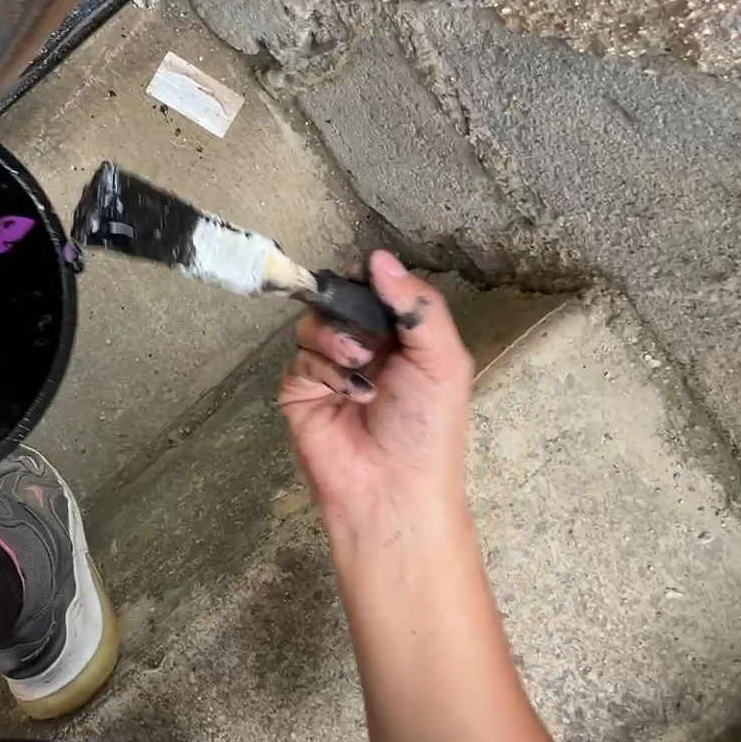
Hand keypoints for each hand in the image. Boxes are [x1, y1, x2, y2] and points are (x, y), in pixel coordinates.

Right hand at [277, 251, 475, 528]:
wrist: (392, 484)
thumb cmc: (427, 426)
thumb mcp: (442, 362)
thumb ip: (416, 307)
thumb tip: (378, 257)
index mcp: (399, 336)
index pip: (373, 289)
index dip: (365, 278)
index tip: (362, 276)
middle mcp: (360, 346)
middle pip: (335, 301)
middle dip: (347, 311)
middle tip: (366, 336)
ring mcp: (326, 367)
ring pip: (311, 325)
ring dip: (335, 341)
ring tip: (359, 368)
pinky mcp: (298, 388)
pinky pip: (298, 359)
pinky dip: (322, 370)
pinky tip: (347, 393)